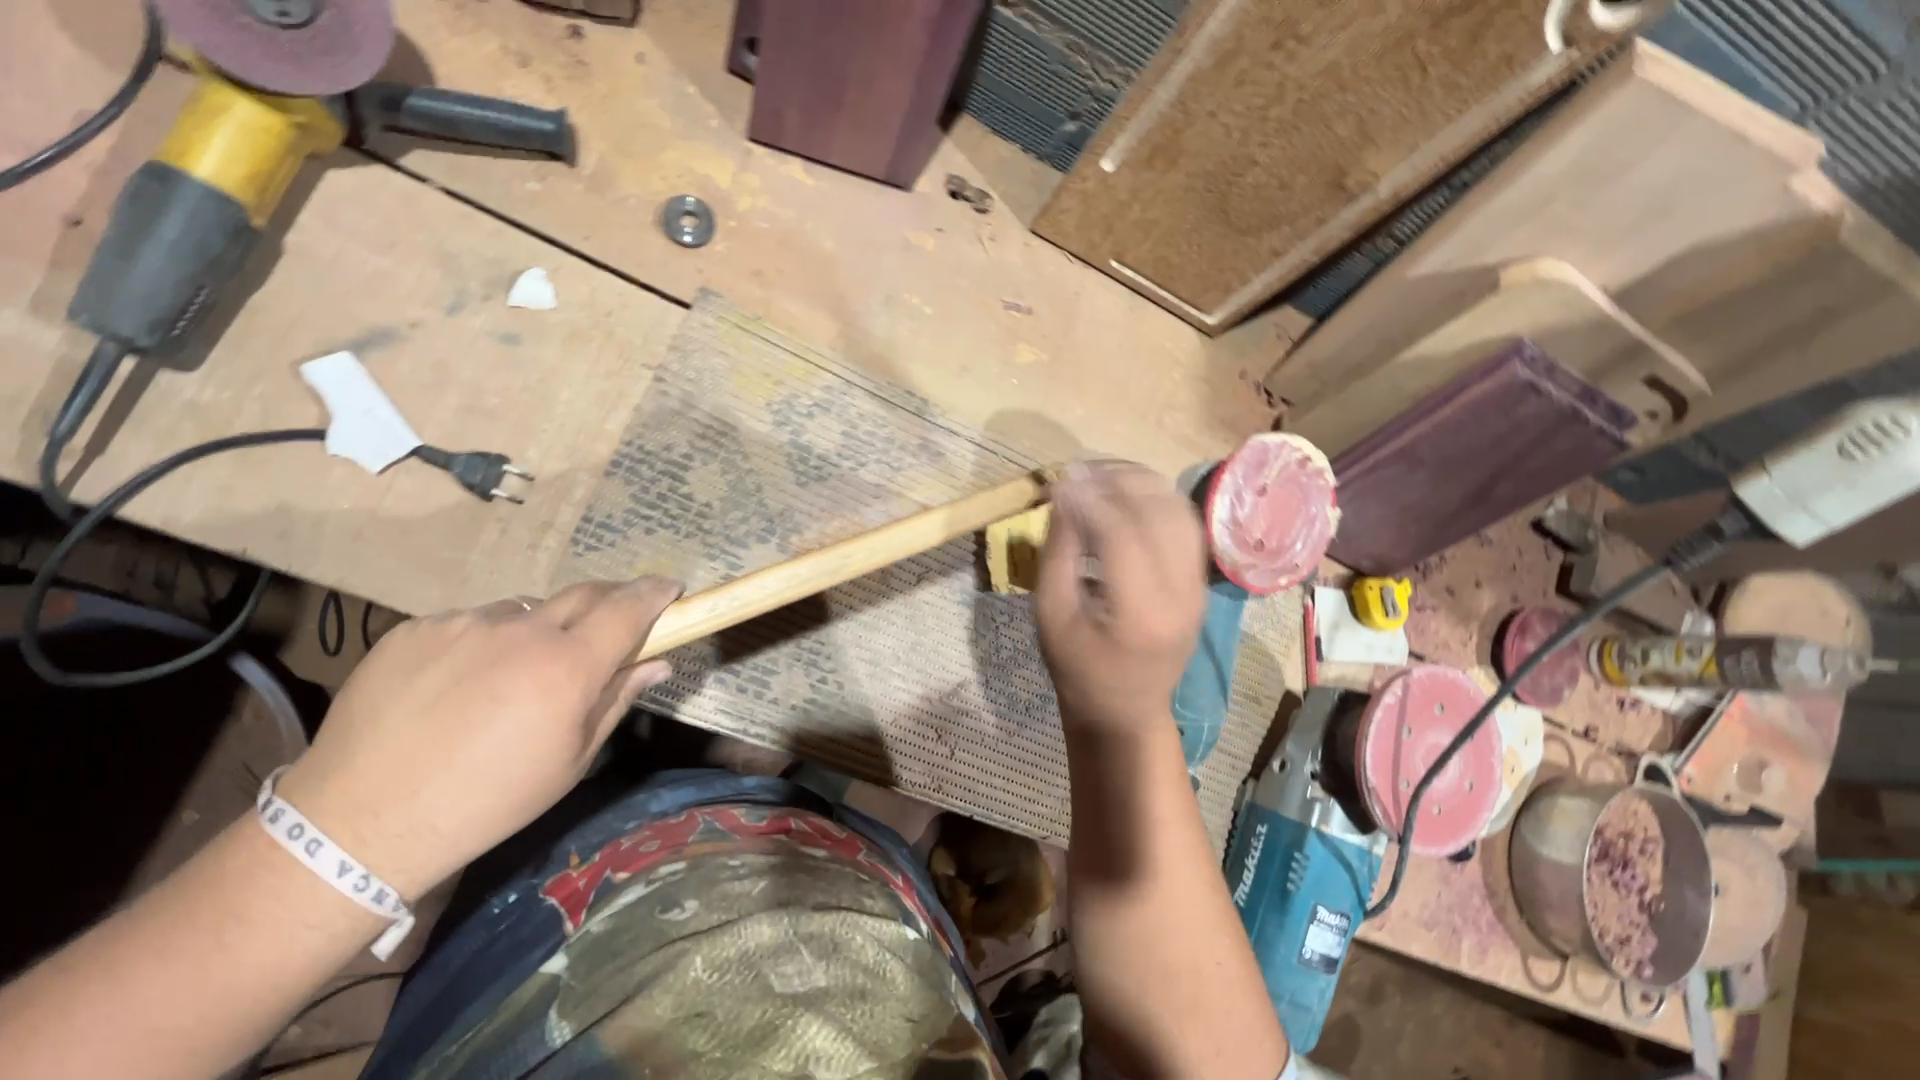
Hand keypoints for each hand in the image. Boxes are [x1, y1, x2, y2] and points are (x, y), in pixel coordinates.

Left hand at [275, 577, 682, 898]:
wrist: (364, 819)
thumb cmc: (489, 802)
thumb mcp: (569, 762)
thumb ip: (615, 701)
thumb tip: (655, 664)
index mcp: (566, 667)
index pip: (627, 609)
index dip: (655, 594)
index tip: (670, 589)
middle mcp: (520, 630)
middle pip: (582, 594)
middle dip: (607, 602)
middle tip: (610, 625)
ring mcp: (463, 624)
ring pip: (521, 611)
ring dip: (537, 629)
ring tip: (514, 675)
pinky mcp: (415, 628)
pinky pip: (468, 624)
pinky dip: (482, 643)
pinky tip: (458, 686)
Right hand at [1035, 460, 1206, 732]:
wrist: (1127, 710)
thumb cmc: (1078, 670)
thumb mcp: (1051, 616)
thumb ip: (1058, 553)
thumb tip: (1065, 494)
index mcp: (1140, 612)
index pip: (1120, 532)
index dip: (1088, 497)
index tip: (1058, 479)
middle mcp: (1181, 593)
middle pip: (1158, 511)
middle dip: (1116, 479)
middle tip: (1078, 470)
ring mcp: (1198, 586)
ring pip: (1179, 510)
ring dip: (1140, 482)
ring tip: (1101, 474)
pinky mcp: (1201, 581)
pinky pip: (1186, 523)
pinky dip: (1158, 498)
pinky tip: (1127, 494)